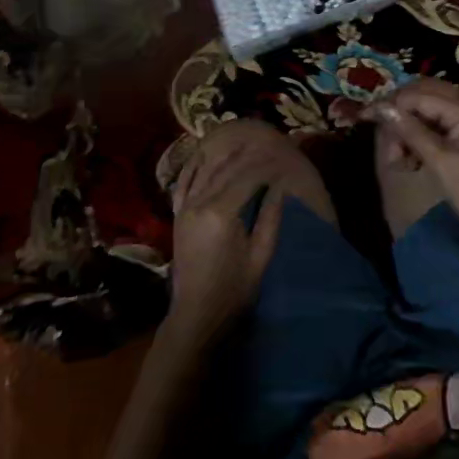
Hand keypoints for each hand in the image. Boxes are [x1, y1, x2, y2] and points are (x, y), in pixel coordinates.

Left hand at [167, 135, 286, 334]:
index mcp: (222, 213)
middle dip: (246, 155)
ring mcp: (185, 207)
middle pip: (225, 169)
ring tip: (242, 144)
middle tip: (266, 144)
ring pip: (205, 170)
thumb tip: (280, 189)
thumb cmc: (234, 291)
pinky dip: (198, 166)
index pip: (247, 177)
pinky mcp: (178, 214)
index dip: (265, 164)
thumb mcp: (260, 257)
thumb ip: (271, 219)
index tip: (281, 156)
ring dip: (224, 155)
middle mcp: (199, 203)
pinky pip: (186, 181)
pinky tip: (207, 156)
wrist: (196, 314)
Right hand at [368, 77, 458, 233]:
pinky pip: (439, 119)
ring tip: (399, 152)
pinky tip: (412, 154)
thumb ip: (411, 131)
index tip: (365, 119)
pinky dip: (421, 130)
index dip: (390, 105)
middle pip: (425, 92)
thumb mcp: (440, 162)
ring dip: (409, 121)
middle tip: (382, 134)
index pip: (418, 95)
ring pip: (430, 105)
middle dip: (399, 109)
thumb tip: (381, 108)